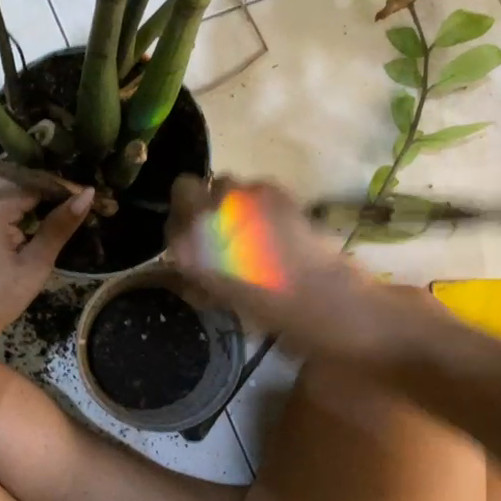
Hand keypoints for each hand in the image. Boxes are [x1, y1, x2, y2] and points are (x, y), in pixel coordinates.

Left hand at [0, 172, 92, 340]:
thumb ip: (59, 226)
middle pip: (11, 173)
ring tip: (47, 193)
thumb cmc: (0, 298)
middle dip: (41, 179)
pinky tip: (23, 200)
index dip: (59, 185)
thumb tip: (87, 194)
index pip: (30, 183)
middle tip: (68, 192)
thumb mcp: (36, 264)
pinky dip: (3, 187)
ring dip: (20, 179)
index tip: (83, 192)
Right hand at [165, 176, 424, 359]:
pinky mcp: (273, 190)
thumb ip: (208, 283)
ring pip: (223, 182)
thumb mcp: (233, 305)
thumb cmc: (281, 317)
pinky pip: (255, 187)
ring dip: (231, 198)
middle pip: (186, 187)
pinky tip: (277, 222)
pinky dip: (260, 199)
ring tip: (251, 222)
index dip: (182, 229)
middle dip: (198, 200)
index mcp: (190, 254)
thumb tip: (200, 277)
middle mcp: (205, 219)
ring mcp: (239, 201)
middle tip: (219, 224)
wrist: (331, 302)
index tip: (195, 241)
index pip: (169, 225)